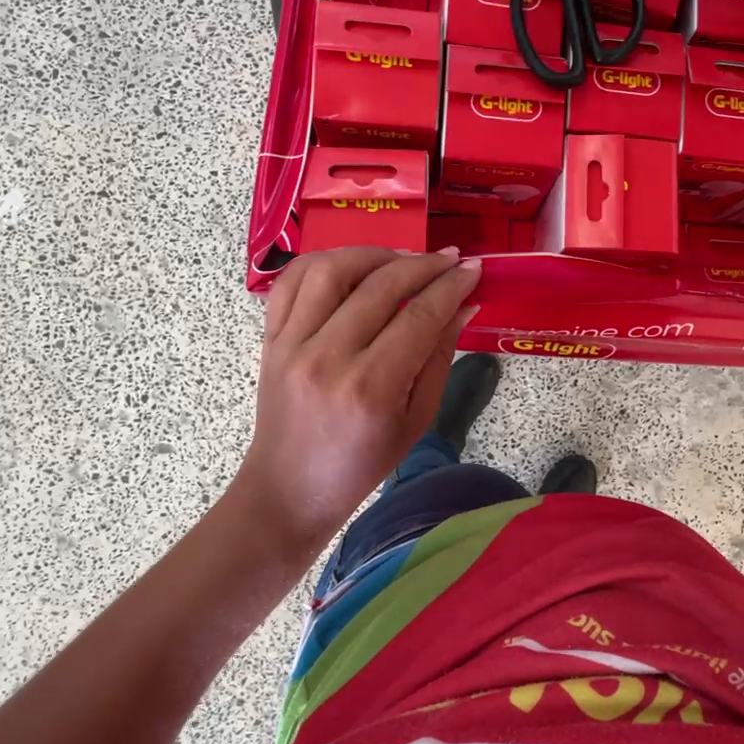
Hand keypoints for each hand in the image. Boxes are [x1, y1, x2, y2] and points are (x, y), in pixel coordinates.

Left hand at [237, 247, 481, 543]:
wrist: (289, 490)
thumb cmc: (362, 465)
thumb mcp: (416, 419)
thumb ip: (438, 357)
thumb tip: (463, 305)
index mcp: (371, 388)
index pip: (418, 316)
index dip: (450, 286)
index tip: (473, 269)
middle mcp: (328, 359)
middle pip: (380, 286)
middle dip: (424, 264)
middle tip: (450, 259)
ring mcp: (292, 345)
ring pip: (331, 270)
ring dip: (373, 253)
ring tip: (401, 258)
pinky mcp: (270, 339)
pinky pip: (291, 281)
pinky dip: (323, 262)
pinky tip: (353, 265)